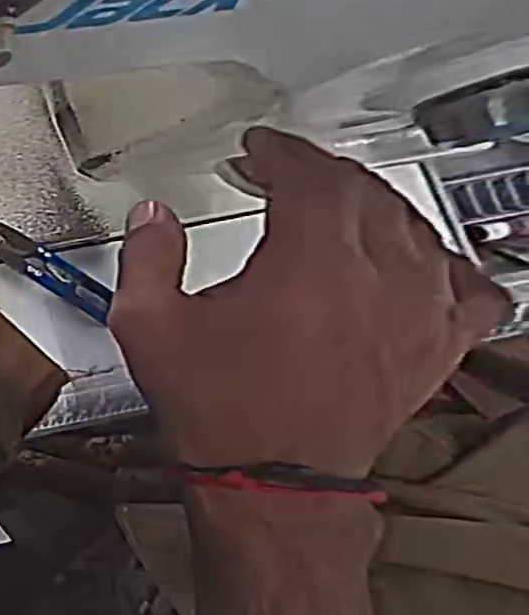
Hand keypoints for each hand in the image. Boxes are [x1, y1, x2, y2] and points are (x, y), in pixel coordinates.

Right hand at [109, 127, 508, 478]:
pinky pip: (468, 281)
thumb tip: (152, 216)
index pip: (312, 182)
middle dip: (320, 174)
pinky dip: (439, 258)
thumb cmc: (209, 398)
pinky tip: (414, 259)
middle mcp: (380, 278)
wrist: (267, 467)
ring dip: (371, 207)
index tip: (260, 146)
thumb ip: (149, 259)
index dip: (284, 154)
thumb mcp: (145, 323)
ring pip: (417, 229)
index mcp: (307, 266)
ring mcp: (421, 311)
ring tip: (334, 207)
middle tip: (282, 171)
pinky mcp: (439, 343)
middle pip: (367, 197)